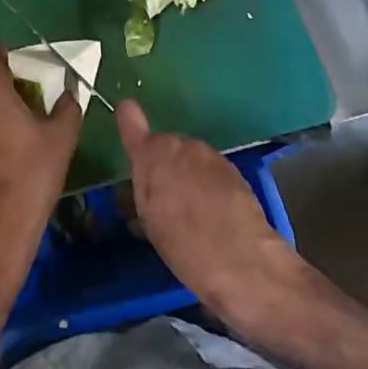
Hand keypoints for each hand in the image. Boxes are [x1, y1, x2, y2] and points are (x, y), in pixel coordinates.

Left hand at [0, 50, 82, 247]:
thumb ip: (67, 105)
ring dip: (3, 112)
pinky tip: (13, 147)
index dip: (11, 58)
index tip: (25, 61)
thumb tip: (67, 93)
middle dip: (13, 90)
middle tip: (38, 102)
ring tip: (27, 128)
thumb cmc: (35, 168)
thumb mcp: (63, 134)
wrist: (4, 217)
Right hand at [116, 100, 309, 326]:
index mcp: (152, 157)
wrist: (242, 260)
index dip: (129, 118)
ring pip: (190, 157)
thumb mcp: (150, 222)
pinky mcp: (233, 168)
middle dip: (163, 164)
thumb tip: (148, 178)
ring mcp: (210, 155)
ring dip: (187, 174)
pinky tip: (212, 212)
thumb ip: (145, 190)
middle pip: (166, 146)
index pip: (133, 125)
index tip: (125, 108)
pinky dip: (207, 184)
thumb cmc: (184, 246)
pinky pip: (210, 170)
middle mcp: (181, 146)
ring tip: (190, 210)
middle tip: (164, 198)